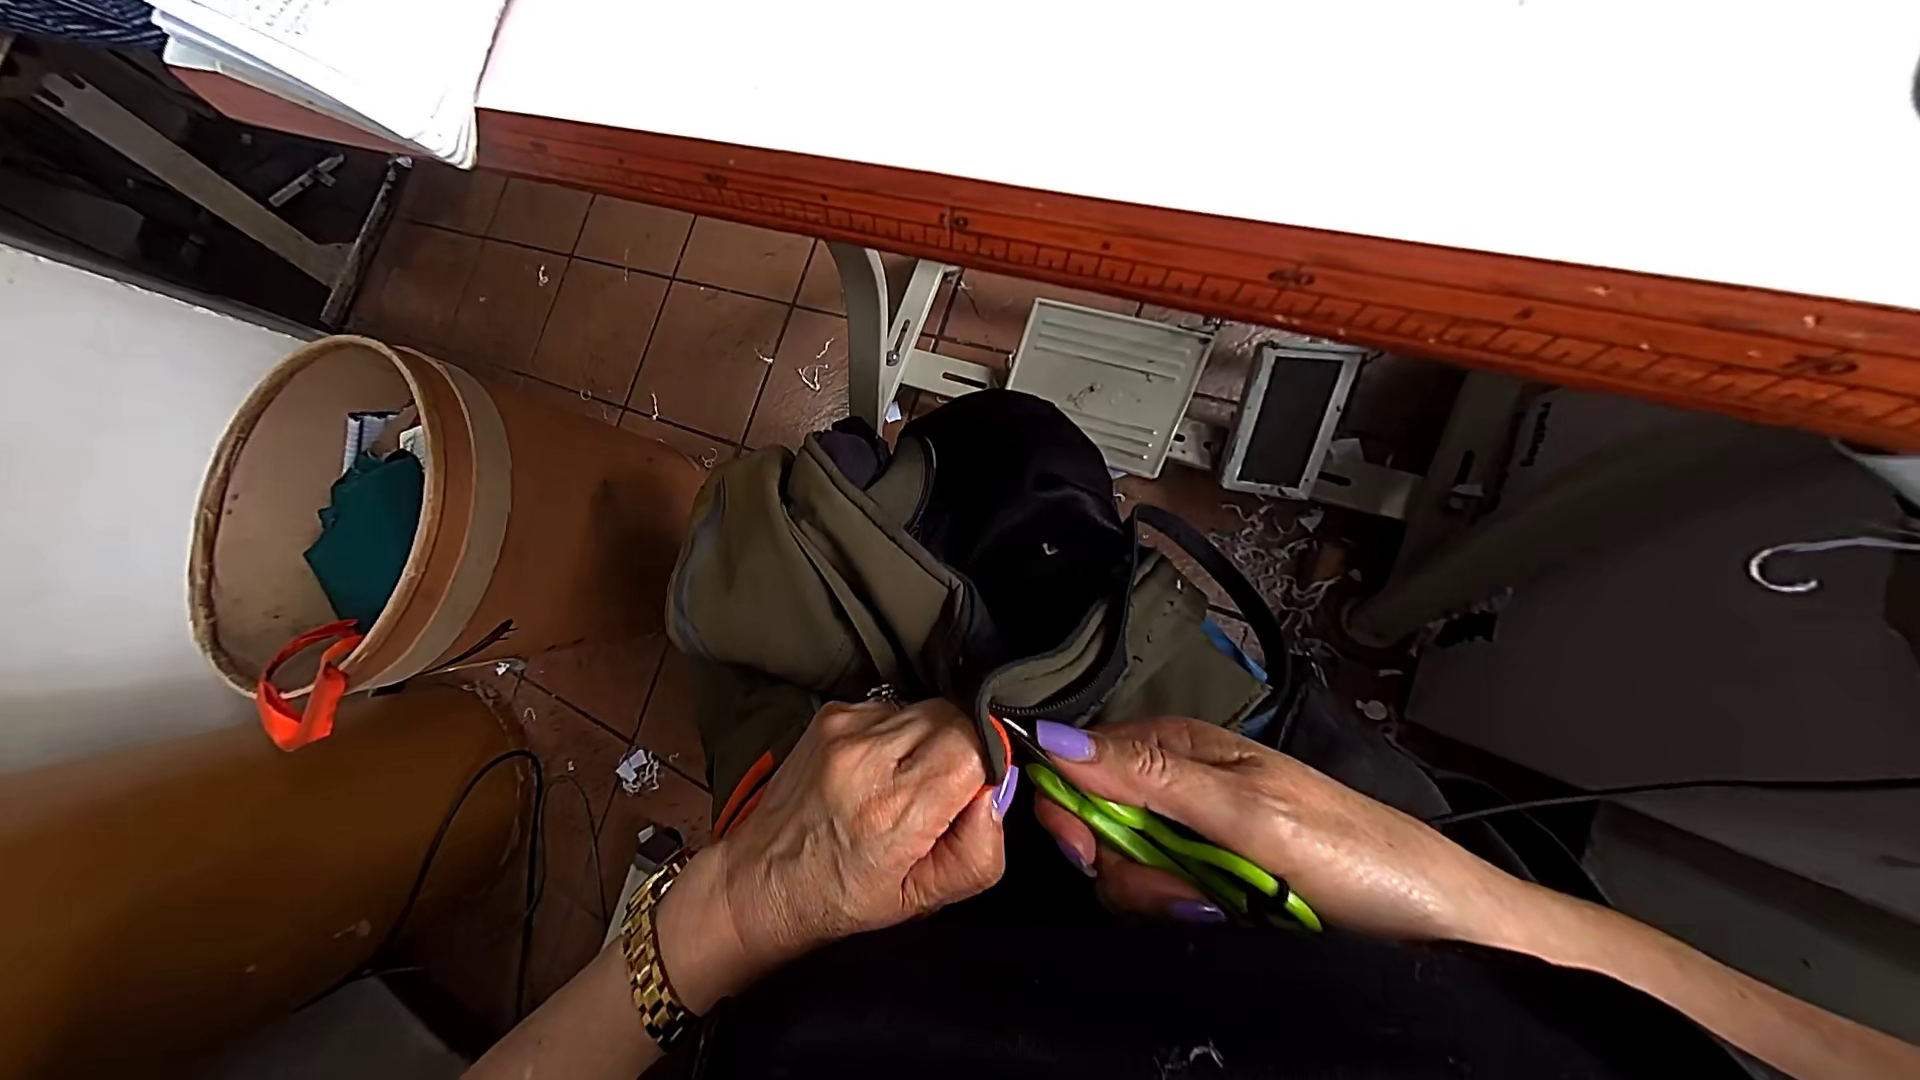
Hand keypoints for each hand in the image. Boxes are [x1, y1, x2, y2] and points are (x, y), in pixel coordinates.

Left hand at [656, 697, 1014, 1009]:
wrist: (759, 877)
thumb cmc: (841, 895)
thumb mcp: (922, 900)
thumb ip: (978, 852)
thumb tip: (993, 792)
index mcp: (893, 810)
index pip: (974, 745)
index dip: (986, 763)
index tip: (973, 788)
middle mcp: (866, 758)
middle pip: (954, 717)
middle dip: (962, 747)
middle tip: (938, 789)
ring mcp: (845, 728)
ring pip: (927, 708)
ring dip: (930, 738)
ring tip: (902, 779)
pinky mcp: (832, 714)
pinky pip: (894, 708)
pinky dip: (899, 732)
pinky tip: (877, 766)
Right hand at [1031, 716, 1524, 941]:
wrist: (1436, 926)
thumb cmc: (1352, 852)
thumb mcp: (1247, 810)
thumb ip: (1150, 776)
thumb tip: (1053, 739)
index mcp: (1177, 745)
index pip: (1083, 756)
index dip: (1068, 799)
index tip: (1084, 847)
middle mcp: (1173, 781)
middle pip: (1096, 815)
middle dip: (1123, 859)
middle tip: (1179, 883)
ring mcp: (1187, 830)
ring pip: (1120, 860)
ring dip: (1155, 892)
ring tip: (1217, 900)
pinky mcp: (1200, 873)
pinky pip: (1152, 892)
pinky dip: (1175, 909)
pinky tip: (1219, 912)